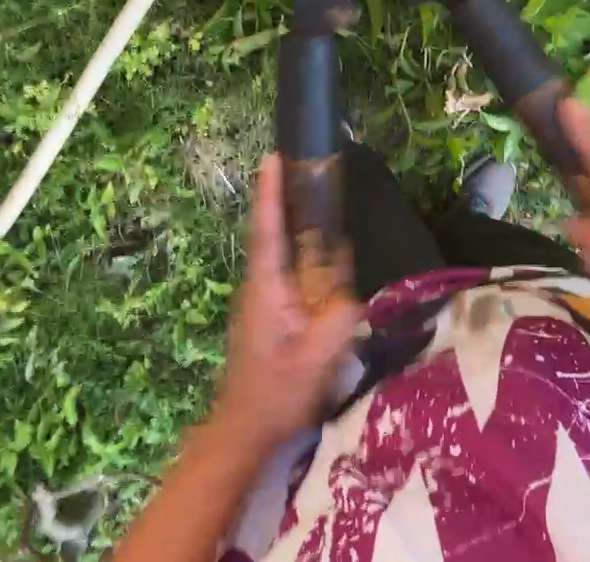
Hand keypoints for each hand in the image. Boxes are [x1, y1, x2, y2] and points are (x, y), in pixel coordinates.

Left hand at [212, 155, 361, 448]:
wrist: (242, 432)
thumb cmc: (280, 392)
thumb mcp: (321, 353)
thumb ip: (339, 308)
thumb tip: (347, 268)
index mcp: (268, 289)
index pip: (268, 230)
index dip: (270, 193)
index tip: (272, 157)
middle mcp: (257, 286)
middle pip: (268, 232)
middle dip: (280, 196)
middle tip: (300, 163)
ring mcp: (257, 300)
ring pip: (274, 251)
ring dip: (287, 220)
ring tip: (310, 194)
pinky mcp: (264, 313)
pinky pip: (280, 268)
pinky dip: (293, 247)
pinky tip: (314, 249)